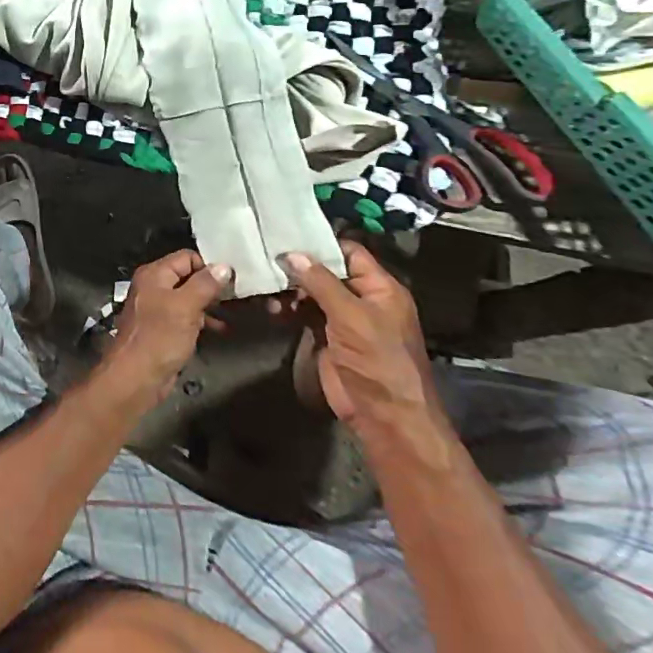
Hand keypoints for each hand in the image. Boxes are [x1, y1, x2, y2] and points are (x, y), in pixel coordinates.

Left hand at [104, 250, 232, 399]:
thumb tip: (223, 266)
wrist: (136, 377)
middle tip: (236, 296)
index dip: (208, 266)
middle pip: (188, 277)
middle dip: (211, 286)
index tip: (231, 280)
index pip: (186, 257)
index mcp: (154, 275)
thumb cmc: (159, 337)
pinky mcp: (162, 329)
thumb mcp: (185, 307)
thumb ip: (205, 284)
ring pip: (188, 298)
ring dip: (208, 304)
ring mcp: (157, 308)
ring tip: (231, 312)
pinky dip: (201, 320)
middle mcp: (153, 287)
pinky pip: (185, 317)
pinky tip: (219, 329)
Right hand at [279, 243, 445, 442]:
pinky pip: (305, 315)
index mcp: (380, 288)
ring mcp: (344, 320)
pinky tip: (272, 308)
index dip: (321, 244)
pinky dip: (289, 309)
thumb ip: (321, 282)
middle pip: (327, 272)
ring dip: (290, 289)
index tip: (288, 235)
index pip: (350, 252)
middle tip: (266, 257)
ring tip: (266, 284)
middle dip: (299, 266)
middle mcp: (362, 299)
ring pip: (313, 293)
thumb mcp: (351, 315)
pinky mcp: (327, 339)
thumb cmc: (378, 360)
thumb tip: (292, 254)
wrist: (386, 417)